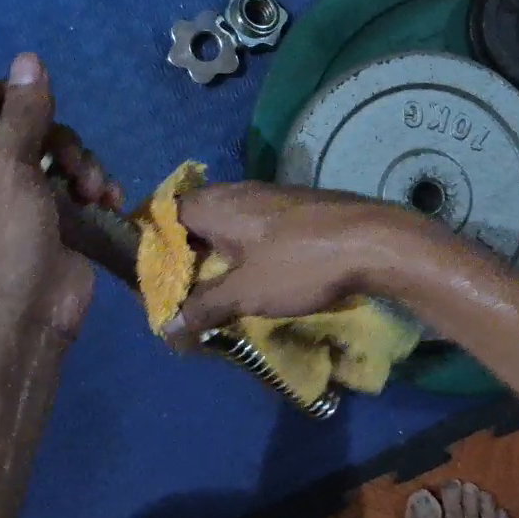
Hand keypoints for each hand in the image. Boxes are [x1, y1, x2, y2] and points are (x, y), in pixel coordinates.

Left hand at [0, 53, 112, 343]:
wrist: (21, 327)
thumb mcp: (7, 172)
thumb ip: (23, 115)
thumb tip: (30, 58)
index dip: (11, 98)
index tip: (42, 104)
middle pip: (27, 128)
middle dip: (60, 143)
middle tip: (71, 167)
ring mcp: (17, 201)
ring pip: (59, 156)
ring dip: (83, 168)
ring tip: (95, 193)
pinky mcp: (53, 222)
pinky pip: (77, 186)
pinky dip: (96, 189)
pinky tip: (109, 202)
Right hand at [167, 181, 410, 338]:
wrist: (374, 242)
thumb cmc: (301, 264)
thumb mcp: (246, 292)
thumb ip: (205, 306)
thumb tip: (169, 325)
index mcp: (216, 205)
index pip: (163, 212)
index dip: (149, 243)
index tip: (144, 276)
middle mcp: (238, 192)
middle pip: (194, 219)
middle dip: (183, 255)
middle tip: (177, 292)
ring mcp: (269, 198)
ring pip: (225, 224)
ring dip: (214, 255)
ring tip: (210, 292)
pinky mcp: (294, 210)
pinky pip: (252, 227)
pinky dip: (242, 251)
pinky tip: (250, 277)